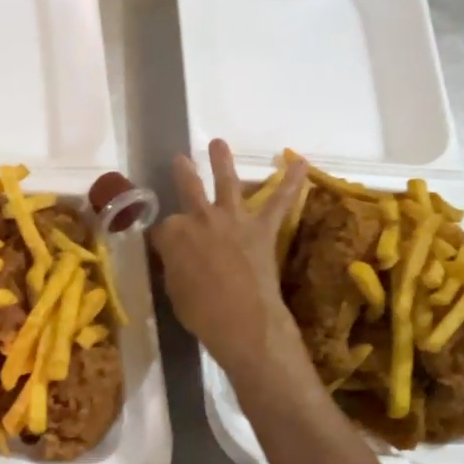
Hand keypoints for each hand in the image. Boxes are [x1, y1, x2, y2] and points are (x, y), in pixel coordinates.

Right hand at [148, 139, 316, 406]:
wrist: (241, 319)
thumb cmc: (199, 311)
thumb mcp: (173, 288)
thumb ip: (175, 266)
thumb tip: (179, 259)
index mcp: (172, 235)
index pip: (163, 230)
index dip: (165, 240)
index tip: (166, 250)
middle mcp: (199, 218)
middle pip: (189, 191)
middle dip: (184, 174)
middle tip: (180, 160)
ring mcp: (232, 220)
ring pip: (226, 183)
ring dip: (222, 161)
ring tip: (218, 143)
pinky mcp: (261, 228)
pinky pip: (279, 201)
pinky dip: (291, 182)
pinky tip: (300, 162)